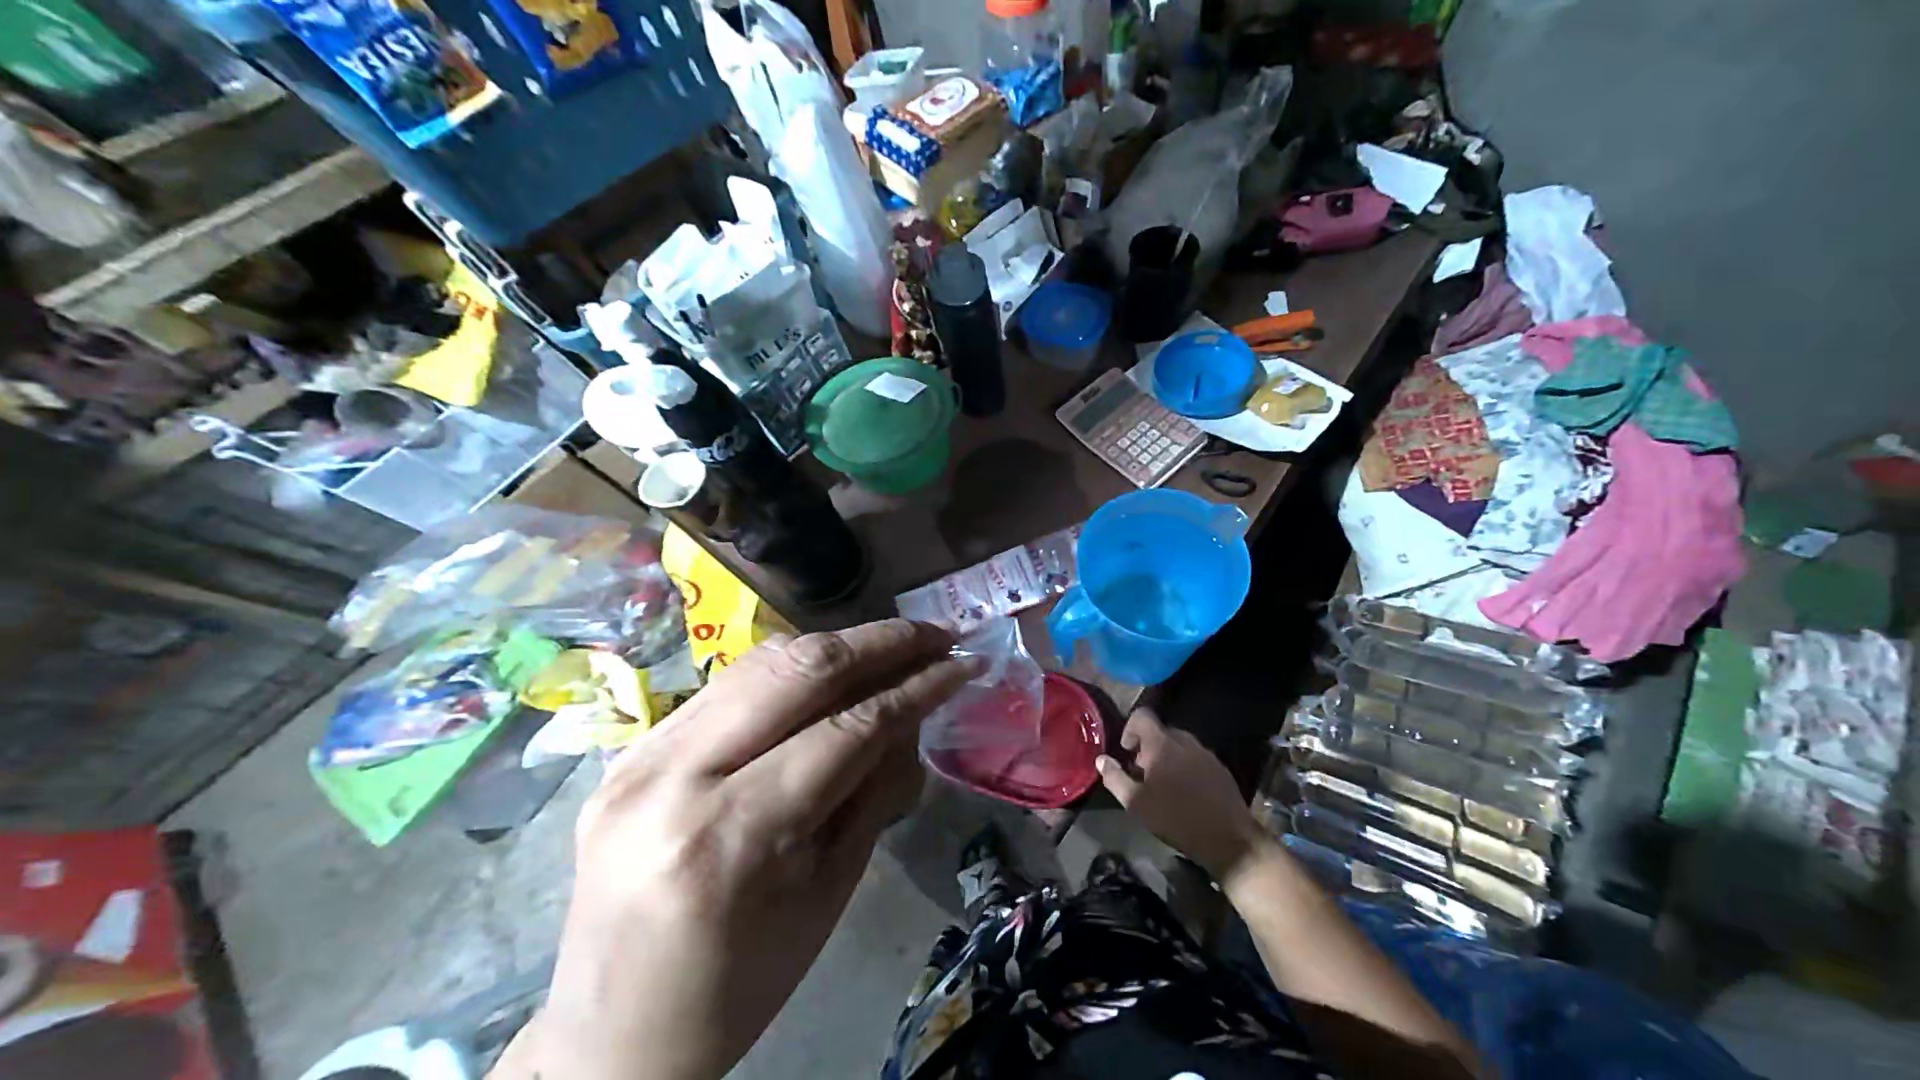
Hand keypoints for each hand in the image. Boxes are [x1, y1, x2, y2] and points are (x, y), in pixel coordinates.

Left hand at [515, 620, 973, 1079]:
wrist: (616, 1032)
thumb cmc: (742, 984)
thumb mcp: (827, 894)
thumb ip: (872, 792)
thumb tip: (912, 716)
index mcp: (729, 836)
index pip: (845, 730)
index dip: (913, 690)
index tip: (960, 665)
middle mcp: (673, 777)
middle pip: (796, 671)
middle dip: (878, 643)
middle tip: (934, 634)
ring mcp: (638, 756)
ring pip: (756, 664)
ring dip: (834, 648)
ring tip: (889, 646)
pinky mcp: (628, 751)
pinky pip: (723, 691)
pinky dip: (786, 675)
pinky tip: (826, 675)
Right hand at [1096, 708, 1266, 880]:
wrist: (1228, 839)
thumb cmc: (1176, 818)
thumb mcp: (1136, 803)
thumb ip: (1115, 777)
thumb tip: (1101, 759)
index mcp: (1162, 744)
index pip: (1142, 716)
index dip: (1129, 729)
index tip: (1127, 752)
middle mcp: (1185, 741)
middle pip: (1160, 731)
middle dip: (1147, 747)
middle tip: (1142, 774)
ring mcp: (1206, 754)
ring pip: (1179, 745)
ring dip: (1166, 757)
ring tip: (1162, 786)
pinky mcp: (1220, 768)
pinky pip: (1195, 758)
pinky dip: (1185, 766)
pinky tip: (1185, 793)